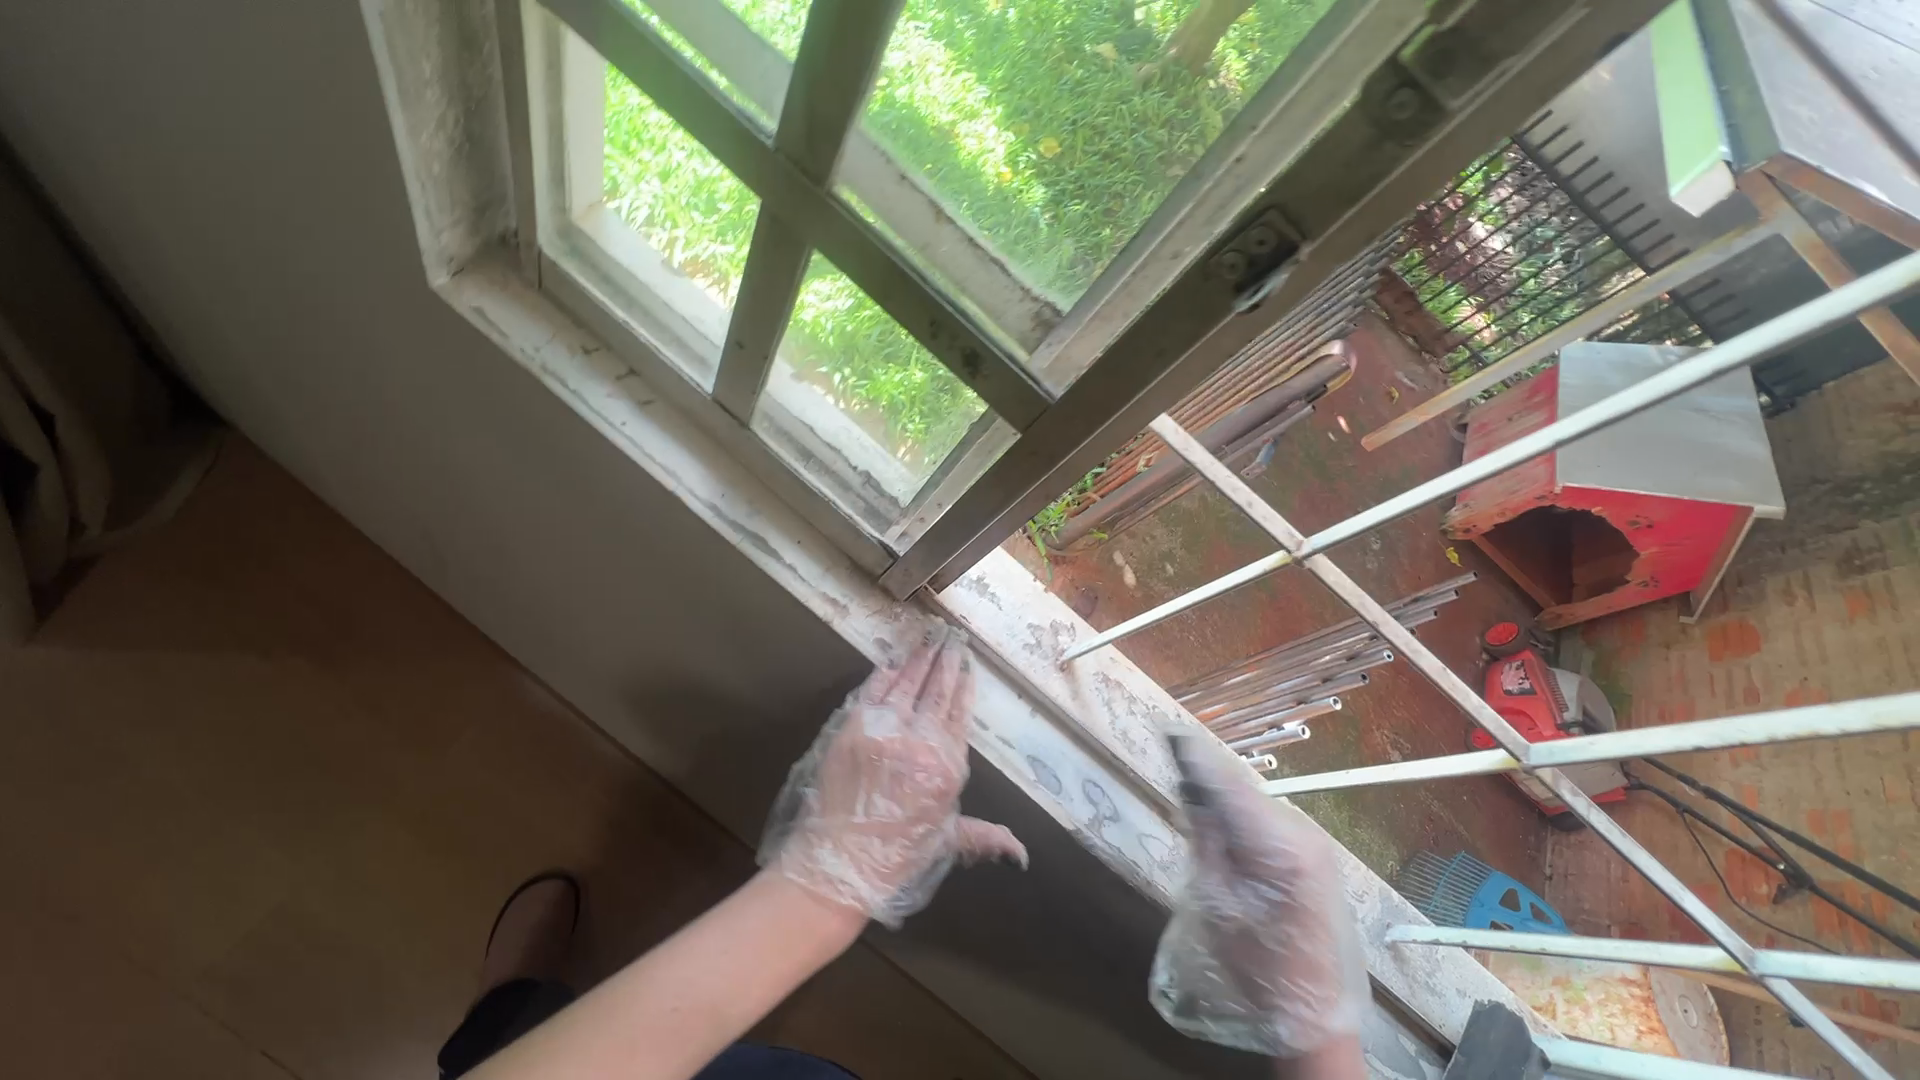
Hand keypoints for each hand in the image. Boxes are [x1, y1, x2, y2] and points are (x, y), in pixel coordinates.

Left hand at [760, 625, 1026, 926]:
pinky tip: (893, 661)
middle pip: (936, 692)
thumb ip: (985, 837)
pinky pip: (873, 691)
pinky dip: (884, 674)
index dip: (963, 688)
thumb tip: (1022, 856)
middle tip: (951, 638)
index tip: (967, 666)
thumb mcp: (946, 843)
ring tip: (928, 639)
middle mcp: (919, 743)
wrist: (836, 864)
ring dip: (918, 660)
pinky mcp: (852, 727)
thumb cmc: (895, 856)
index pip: (959, 716)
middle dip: (945, 662)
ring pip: (906, 685)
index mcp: (945, 768)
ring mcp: (884, 731)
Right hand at [1150, 737, 1367, 1057]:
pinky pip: (1269, 822)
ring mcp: (1316, 842)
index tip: (1170, 733)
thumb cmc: (1259, 968)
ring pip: (1256, 806)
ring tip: (1196, 809)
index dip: (1198, 759)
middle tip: (1176, 775)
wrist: (1318, 1015)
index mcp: (1278, 846)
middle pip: (1244, 793)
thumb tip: (1193, 793)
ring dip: (1227, 803)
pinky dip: (1244, 820)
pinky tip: (1227, 834)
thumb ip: (1206, 841)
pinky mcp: (1318, 855)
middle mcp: (1303, 833)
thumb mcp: (1216, 904)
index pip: (1229, 786)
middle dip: (1209, 783)